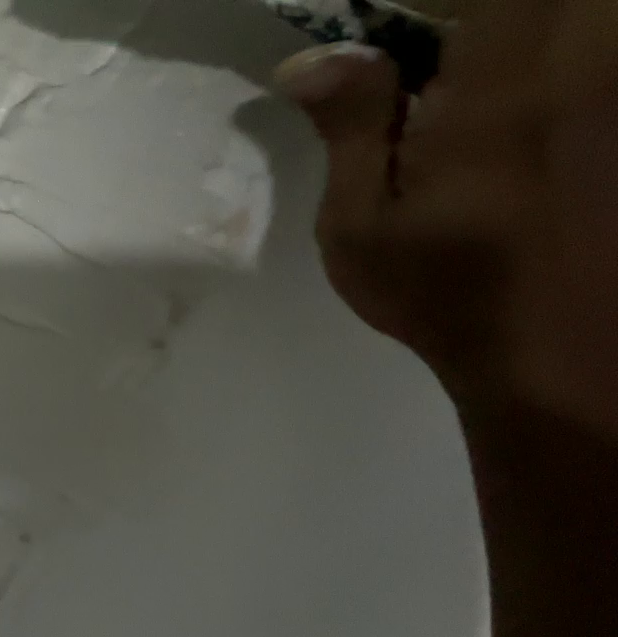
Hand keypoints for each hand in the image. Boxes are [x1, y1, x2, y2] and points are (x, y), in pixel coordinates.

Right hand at [274, 0, 617, 437]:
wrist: (550, 339)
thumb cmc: (436, 287)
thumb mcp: (359, 221)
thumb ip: (351, 126)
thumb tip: (312, 56)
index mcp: (506, 85)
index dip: (416, 3)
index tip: (367, 28)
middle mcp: (583, 58)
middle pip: (527, 6)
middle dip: (457, 21)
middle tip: (401, 57)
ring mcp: (611, 79)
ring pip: (561, 24)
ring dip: (494, 38)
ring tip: (434, 89)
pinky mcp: (614, 105)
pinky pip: (578, 48)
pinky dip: (530, 55)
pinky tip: (474, 105)